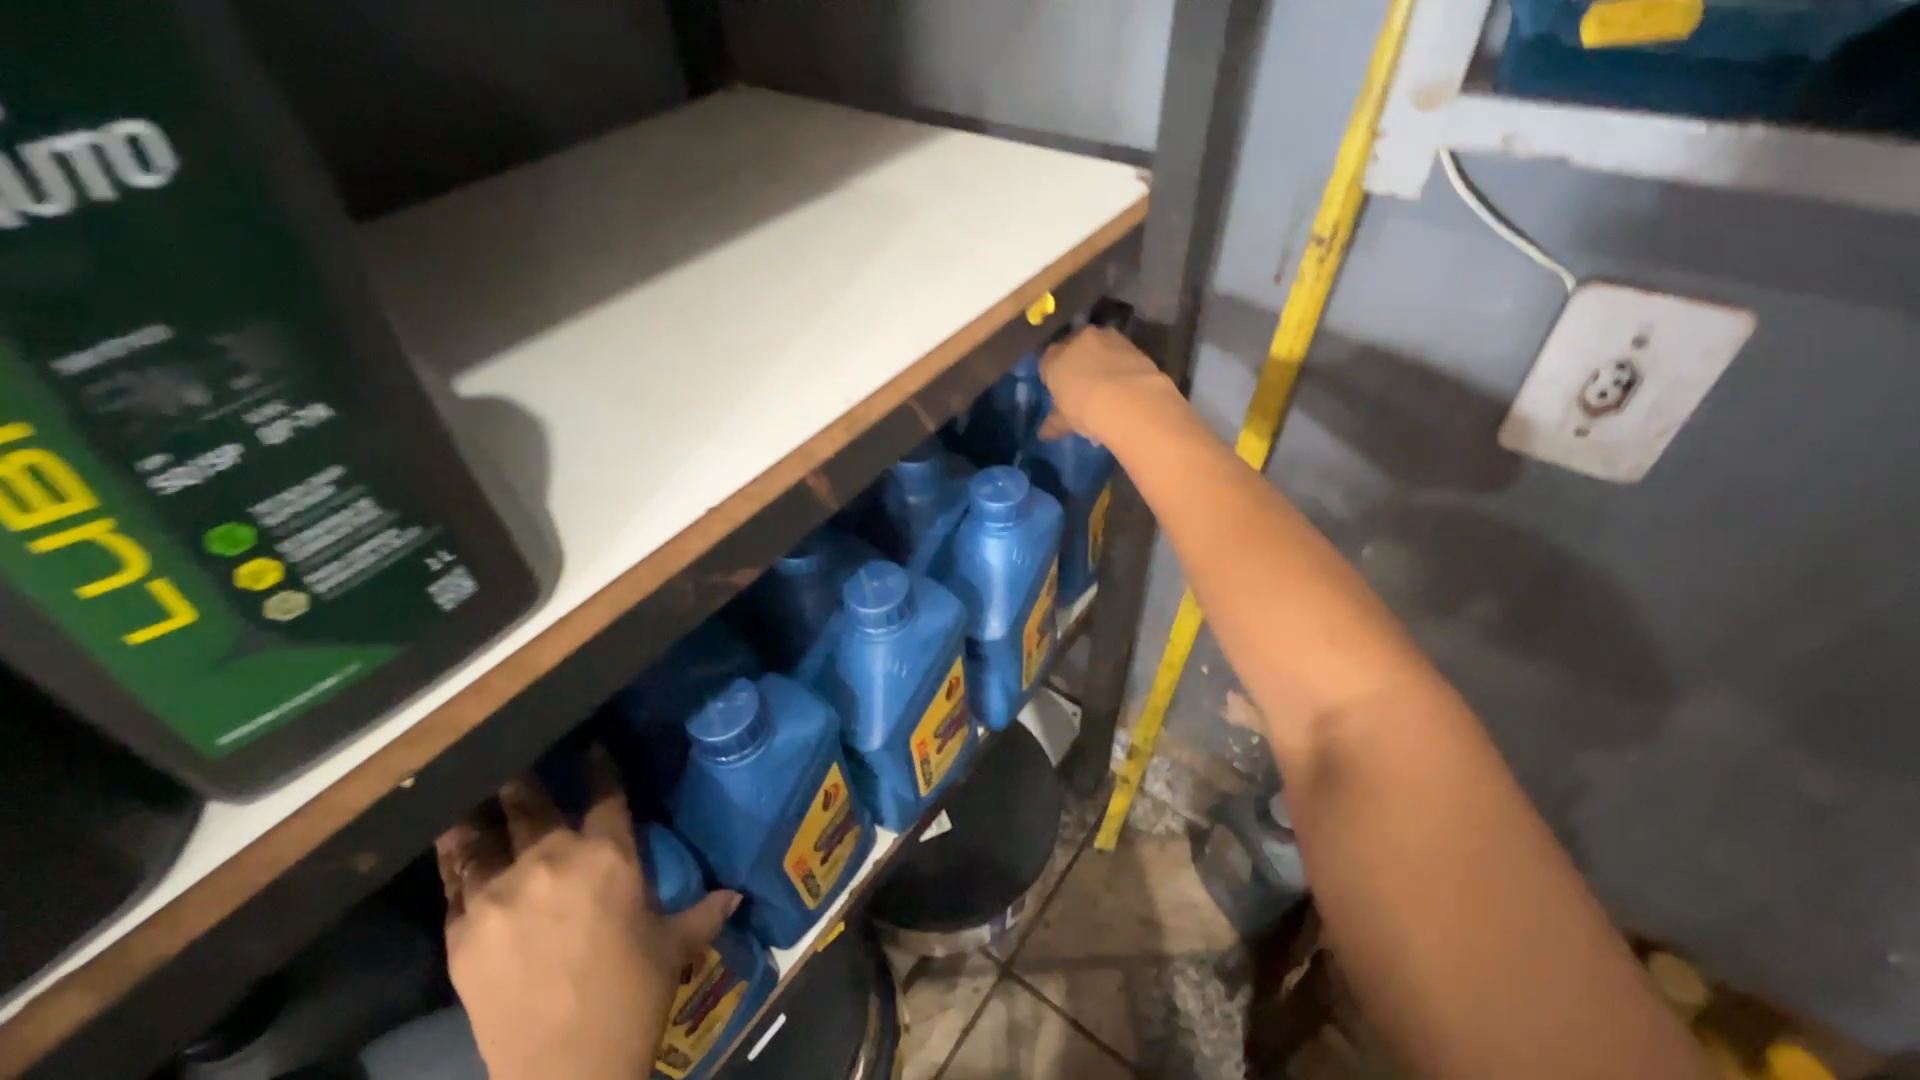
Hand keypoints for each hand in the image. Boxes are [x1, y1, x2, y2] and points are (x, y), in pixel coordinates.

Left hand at [436, 755, 739, 1079]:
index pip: (606, 794)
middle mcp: (552, 859)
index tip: (593, 749)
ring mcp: (499, 891)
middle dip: (530, 776)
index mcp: (610, 857)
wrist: (567, 1069)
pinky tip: (454, 845)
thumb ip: (703, 913)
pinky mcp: (461, 927)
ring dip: (483, 810)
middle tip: (522, 758)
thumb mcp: (673, 948)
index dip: (601, 766)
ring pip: (483, 833)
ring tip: (476, 790)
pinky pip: (454, 879)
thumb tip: (736, 896)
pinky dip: (456, 858)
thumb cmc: (633, 999)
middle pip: (533, 800)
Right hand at [1037, 325, 1172, 441]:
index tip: (1059, 392)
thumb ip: (1054, 422)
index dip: (1052, 377)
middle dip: (1077, 364)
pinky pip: (1120, 354)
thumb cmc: (1085, 408)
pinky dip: (1121, 365)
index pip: (1046, 362)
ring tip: (1109, 387)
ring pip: (1099, 348)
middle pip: (1074, 350)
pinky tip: (1126, 384)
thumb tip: (1044, 433)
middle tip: (1083, 387)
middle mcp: (1079, 340)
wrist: (1128, 399)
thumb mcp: (1066, 421)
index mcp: (1055, 357)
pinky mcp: (1132, 344)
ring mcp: (1107, 338)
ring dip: (1101, 362)